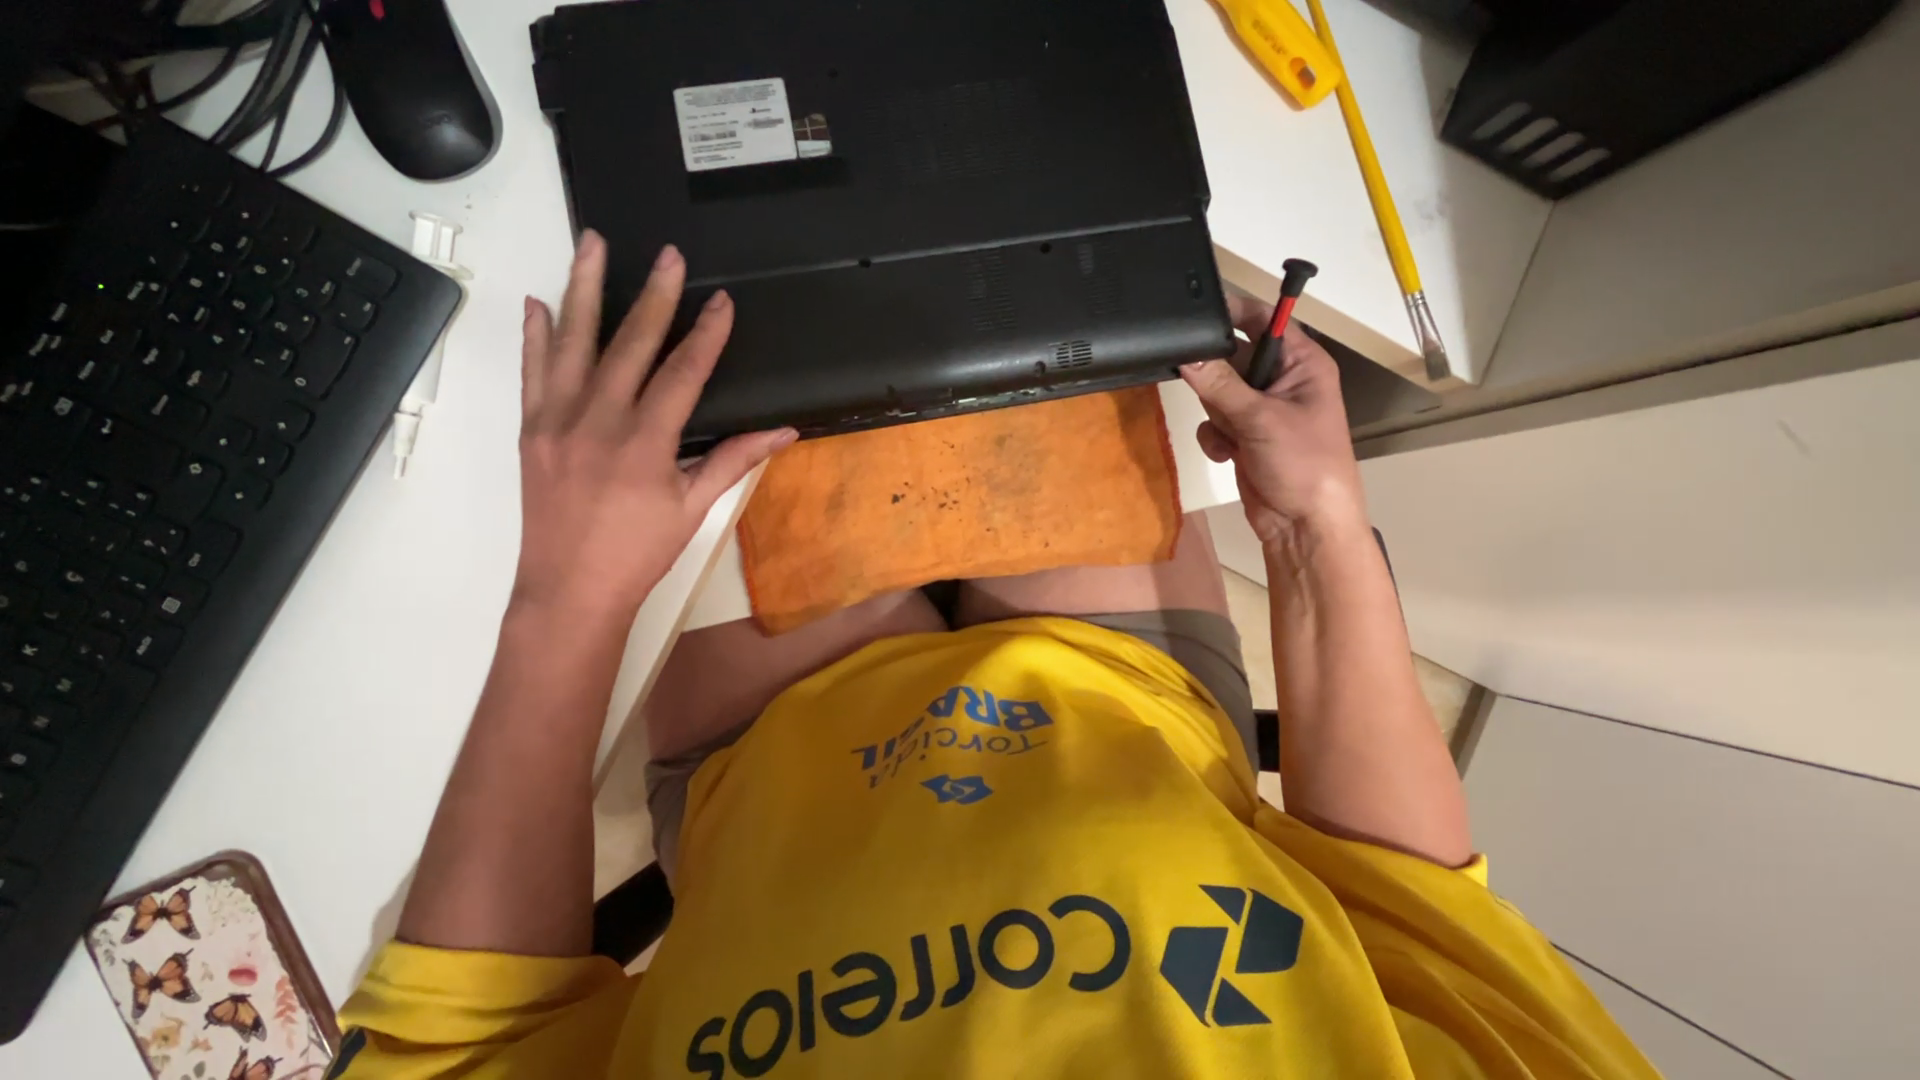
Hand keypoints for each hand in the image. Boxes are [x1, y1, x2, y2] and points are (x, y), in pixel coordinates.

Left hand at [513, 231, 795, 622]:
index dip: (706, 334)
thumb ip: (734, 462)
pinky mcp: (531, 430)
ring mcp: (557, 420)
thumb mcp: (693, 509)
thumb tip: (783, 433)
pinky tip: (540, 302)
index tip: (721, 301)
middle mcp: (598, 420)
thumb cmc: (639, 553)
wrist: (569, 589)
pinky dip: (535, 336)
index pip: (682, 373)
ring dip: (584, 290)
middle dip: (654, 296)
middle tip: (668, 255)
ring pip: (573, 343)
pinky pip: (531, 372)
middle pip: (631, 344)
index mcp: (645, 442)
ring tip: (591, 243)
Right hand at [1179, 294, 1366, 547]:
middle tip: (1207, 390)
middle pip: (1233, 357)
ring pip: (1217, 391)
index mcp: (1302, 364)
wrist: (1304, 525)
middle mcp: (1282, 381)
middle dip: (1216, 377)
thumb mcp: (1260, 420)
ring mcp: (1261, 410)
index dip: (1233, 312)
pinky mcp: (1244, 436)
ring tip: (1230, 433)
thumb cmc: (1304, 465)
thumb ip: (1219, 385)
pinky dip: (1215, 437)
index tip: (1195, 310)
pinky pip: (1214, 422)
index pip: (1265, 320)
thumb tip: (1186, 356)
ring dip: (1215, 413)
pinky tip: (1228, 454)